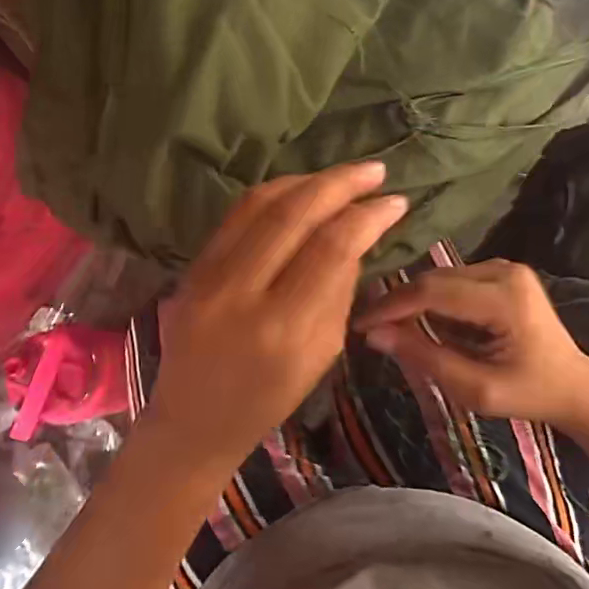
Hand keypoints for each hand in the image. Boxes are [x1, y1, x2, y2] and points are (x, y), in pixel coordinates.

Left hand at [145, 162, 407, 471]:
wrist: (192, 418)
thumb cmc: (267, 399)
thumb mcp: (321, 355)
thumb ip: (338, 291)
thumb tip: (355, 235)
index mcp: (283, 328)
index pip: (332, 249)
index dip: (367, 217)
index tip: (395, 202)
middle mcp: (242, 293)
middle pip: (294, 214)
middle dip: (340, 183)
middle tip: (375, 170)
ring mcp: (209, 274)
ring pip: (261, 203)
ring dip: (307, 181)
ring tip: (343, 175)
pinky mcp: (192, 265)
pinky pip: (236, 214)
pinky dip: (273, 193)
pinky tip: (300, 188)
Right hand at [354, 259, 588, 434]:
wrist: (577, 388)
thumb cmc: (530, 394)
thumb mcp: (475, 388)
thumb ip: (424, 357)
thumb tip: (373, 335)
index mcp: (505, 298)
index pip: (432, 292)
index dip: (391, 306)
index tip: (358, 324)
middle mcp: (504, 271)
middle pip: (433, 280)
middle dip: (399, 303)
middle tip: (369, 327)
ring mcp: (505, 267)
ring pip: (439, 278)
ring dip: (415, 302)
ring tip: (393, 328)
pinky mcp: (502, 271)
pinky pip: (453, 280)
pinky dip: (434, 300)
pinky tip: (426, 323)